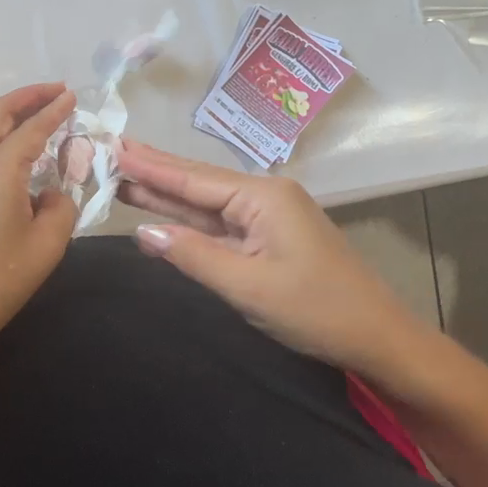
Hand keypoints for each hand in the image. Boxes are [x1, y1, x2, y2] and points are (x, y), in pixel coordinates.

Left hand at [0, 83, 77, 348]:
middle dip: (26, 97)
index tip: (72, 95)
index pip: (30, 128)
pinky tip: (19, 151)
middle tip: (55, 91)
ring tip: (39, 115)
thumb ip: (60, 205)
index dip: (53, 109)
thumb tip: (50, 193)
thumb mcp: (49, 241)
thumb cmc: (5, 276)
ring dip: (10, 116)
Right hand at [115, 140, 431, 372]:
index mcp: (262, 197)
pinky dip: (185, 215)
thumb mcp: (247, 286)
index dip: (149, 165)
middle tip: (110, 150)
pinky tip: (159, 208)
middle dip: (153, 168)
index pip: (192, 178)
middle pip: (197, 181)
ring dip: (165, 190)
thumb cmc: (315, 310)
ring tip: (123, 172)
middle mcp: (263, 196)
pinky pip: (217, 221)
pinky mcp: (267, 237)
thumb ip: (191, 254)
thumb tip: (142, 232)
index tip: (112, 147)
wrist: (377, 338)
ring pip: (205, 201)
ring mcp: (266, 217)